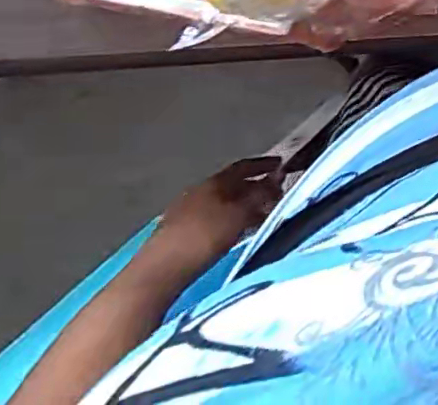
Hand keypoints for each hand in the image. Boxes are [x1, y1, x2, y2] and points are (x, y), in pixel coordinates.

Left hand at [137, 157, 282, 279]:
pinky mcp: (177, 232)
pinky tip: (235, 231)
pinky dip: (228, 219)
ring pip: (222, 202)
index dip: (263, 164)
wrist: (156, 273)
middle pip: (232, 184)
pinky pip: (211, 217)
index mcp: (213, 182)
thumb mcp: (239, 214)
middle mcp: (198, 191)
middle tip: (275, 194)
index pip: (243, 166)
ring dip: (242, 206)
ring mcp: (184, 212)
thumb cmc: (203, 238)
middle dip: (255, 187)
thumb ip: (260, 194)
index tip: (281, 164)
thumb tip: (277, 176)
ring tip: (260, 216)